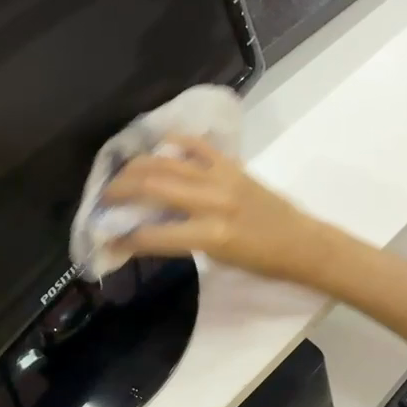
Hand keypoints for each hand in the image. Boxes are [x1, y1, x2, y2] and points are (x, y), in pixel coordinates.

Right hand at [104, 136, 338, 283]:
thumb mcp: (217, 260)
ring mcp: (223, 178)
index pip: (153, 234)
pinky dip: (174, 143)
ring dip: (137, 166)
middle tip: (104, 198)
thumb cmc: (262, 262)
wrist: (303, 243)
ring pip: (167, 163)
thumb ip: (182, 243)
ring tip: (120, 174)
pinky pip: (197, 146)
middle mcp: (213, 202)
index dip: (123, 239)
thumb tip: (145, 231)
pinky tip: (157, 148)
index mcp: (210, 235)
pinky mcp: (232, 165)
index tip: (105, 240)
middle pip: (152, 186)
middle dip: (120, 191)